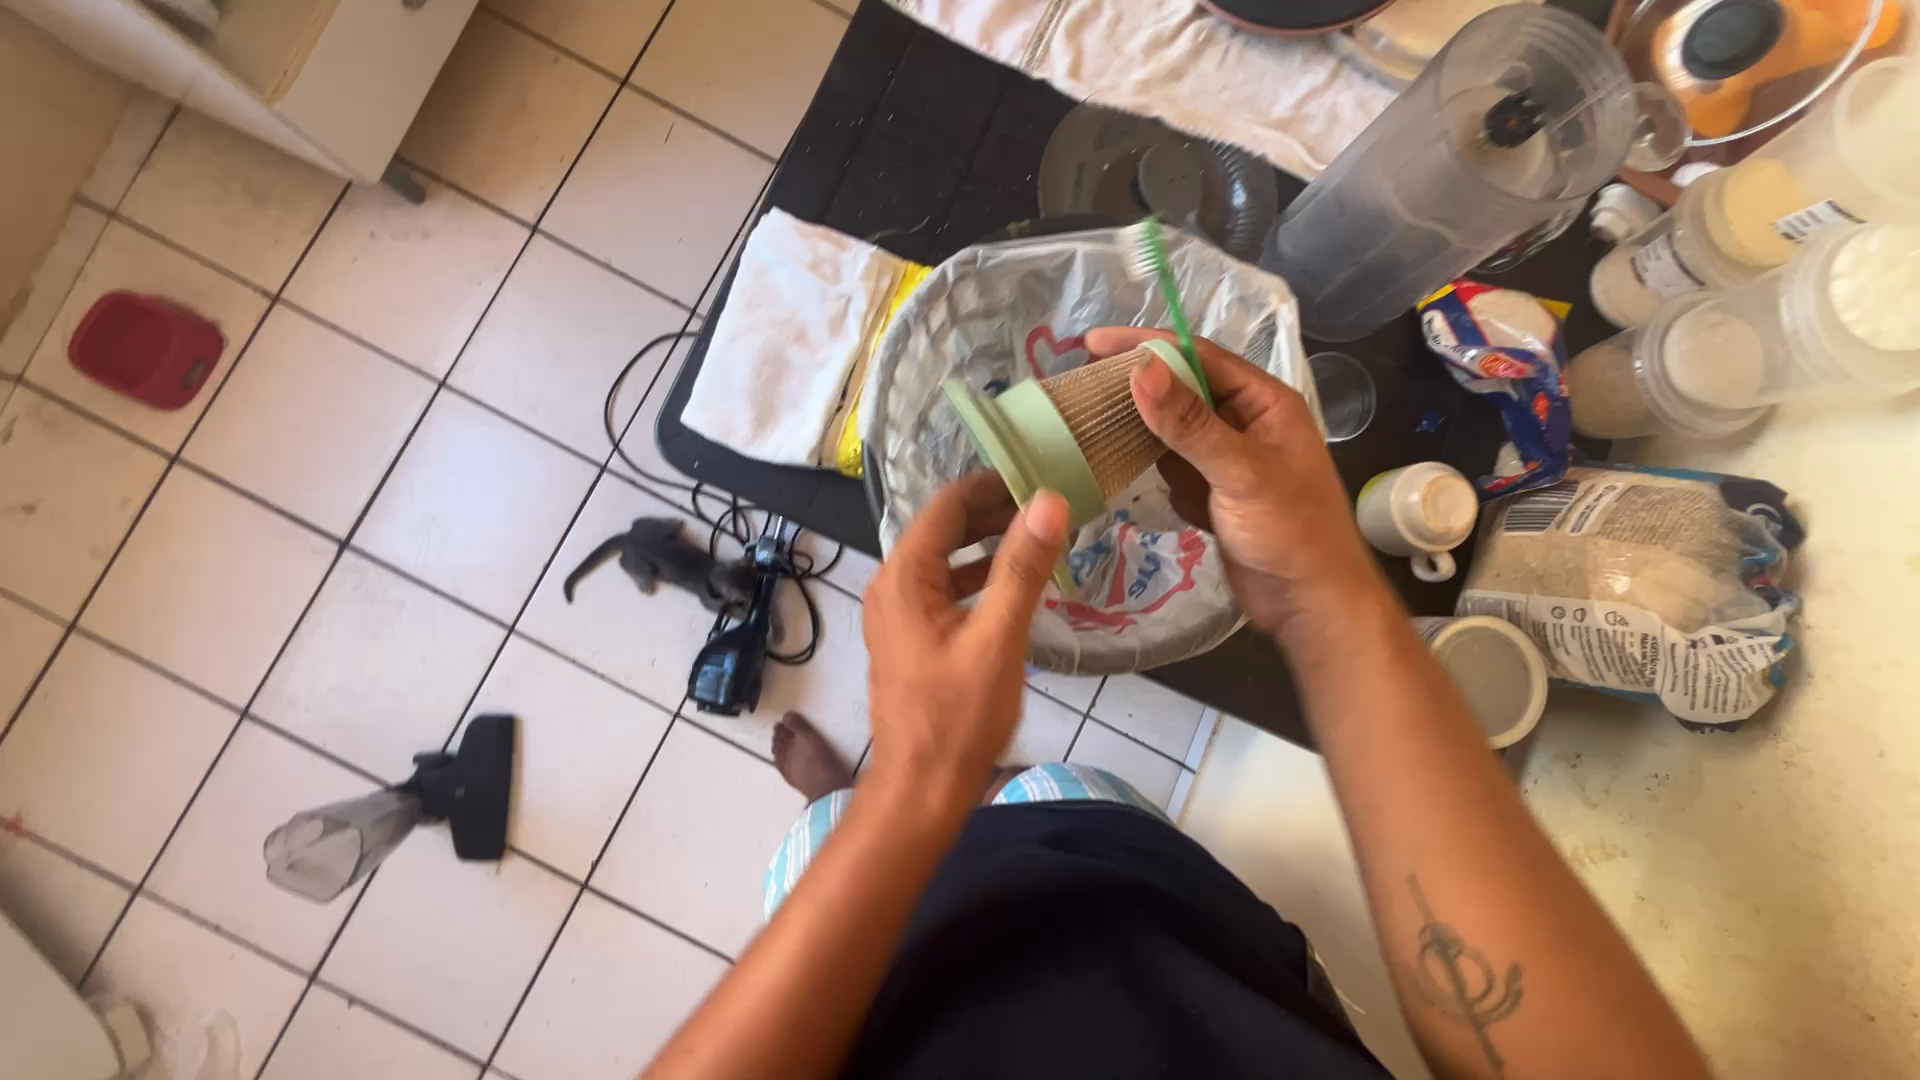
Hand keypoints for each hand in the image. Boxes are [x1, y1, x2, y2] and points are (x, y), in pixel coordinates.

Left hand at [862, 472, 1068, 807]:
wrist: (921, 788)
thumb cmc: (958, 717)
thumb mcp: (997, 639)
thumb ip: (1022, 568)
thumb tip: (1048, 501)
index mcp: (905, 576)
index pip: (947, 506)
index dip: (991, 485)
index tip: (1037, 477)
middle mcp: (892, 586)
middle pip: (944, 530)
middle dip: (993, 514)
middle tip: (1047, 506)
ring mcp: (898, 614)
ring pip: (946, 562)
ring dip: (988, 547)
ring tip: (1039, 539)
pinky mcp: (910, 638)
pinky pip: (945, 592)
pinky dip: (978, 580)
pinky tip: (1013, 587)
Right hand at [1085, 327, 1386, 637]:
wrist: (1310, 603)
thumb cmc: (1291, 532)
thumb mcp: (1240, 472)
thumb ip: (1189, 423)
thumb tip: (1140, 370)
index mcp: (1264, 402)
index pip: (1198, 357)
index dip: (1146, 345)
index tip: (1093, 344)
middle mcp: (1245, 423)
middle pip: (1182, 389)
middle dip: (1138, 386)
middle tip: (1083, 382)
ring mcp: (1227, 459)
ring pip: (1172, 431)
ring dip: (1139, 428)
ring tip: (1092, 423)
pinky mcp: (1213, 492)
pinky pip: (1172, 467)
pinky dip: (1152, 467)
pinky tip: (1123, 467)